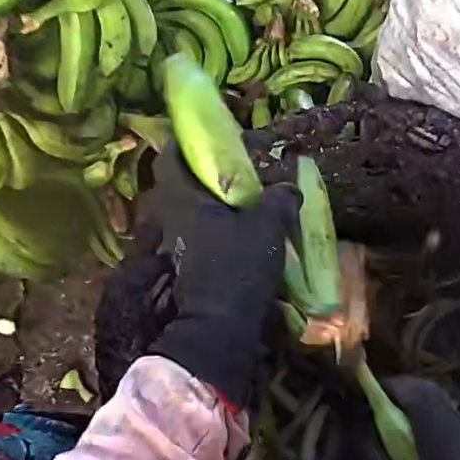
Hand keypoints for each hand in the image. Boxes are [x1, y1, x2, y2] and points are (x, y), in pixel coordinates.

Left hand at [148, 144, 299, 407]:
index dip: (184, 141)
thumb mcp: (266, 227)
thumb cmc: (236, 267)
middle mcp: (172, 217)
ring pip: (193, 208)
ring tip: (247, 195)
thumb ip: (279, 199)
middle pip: (183, 182)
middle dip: (207, 171)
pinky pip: (202, 230)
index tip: (208, 134)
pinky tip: (245, 226)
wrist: (219, 326)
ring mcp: (178, 242)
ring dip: (215, 199)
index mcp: (182, 199)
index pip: (170, 157)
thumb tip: (289, 186)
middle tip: (237, 165)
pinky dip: (219, 223)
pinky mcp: (189, 263)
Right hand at [356, 378, 459, 459]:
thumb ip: (372, 459)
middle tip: (388, 452)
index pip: (413, 387)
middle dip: (407, 420)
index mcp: (446, 433)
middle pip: (436, 408)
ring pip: (458, 432)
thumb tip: (355, 425)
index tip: (365, 408)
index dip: (386, 390)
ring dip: (435, 443)